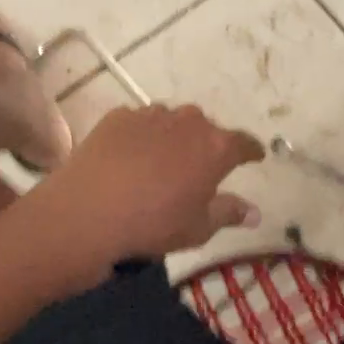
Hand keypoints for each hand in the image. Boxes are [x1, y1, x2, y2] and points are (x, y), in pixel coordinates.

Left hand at [25, 105, 264, 288]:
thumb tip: (255, 211)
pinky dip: (141, 137)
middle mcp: (187, 121)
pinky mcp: (118, 116)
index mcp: (215, 147)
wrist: (88, 210)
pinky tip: (130, 159)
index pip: (244, 143)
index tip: (254, 157)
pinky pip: (139, 123)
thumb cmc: (153, 224)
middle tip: (199, 169)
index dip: (251, 151)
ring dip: (172, 138)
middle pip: (206, 129)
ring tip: (161, 163)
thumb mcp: (197, 229)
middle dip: (206, 145)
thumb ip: (229, 213)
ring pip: (171, 122)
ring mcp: (151, 114)